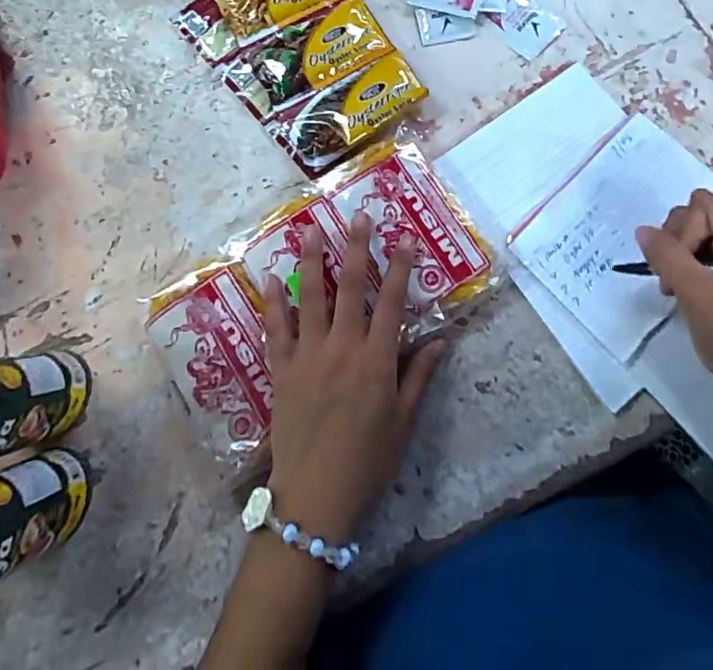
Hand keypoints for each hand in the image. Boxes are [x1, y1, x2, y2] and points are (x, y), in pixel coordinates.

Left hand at [260, 214, 446, 539]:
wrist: (316, 496)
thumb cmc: (368, 461)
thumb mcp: (403, 421)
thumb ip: (420, 376)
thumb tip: (442, 339)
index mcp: (376, 360)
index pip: (392, 303)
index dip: (400, 268)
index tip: (404, 237)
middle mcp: (342, 348)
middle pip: (350, 288)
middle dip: (356, 248)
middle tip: (357, 216)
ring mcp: (308, 356)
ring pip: (309, 299)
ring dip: (311, 262)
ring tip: (310, 232)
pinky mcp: (281, 371)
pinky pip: (276, 330)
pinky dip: (273, 303)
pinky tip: (270, 279)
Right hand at [636, 190, 712, 405]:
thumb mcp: (698, 295)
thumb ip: (668, 257)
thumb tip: (642, 230)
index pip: (705, 208)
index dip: (683, 231)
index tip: (678, 268)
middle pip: (698, 215)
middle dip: (677, 243)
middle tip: (672, 280)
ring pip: (693, 232)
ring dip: (675, 255)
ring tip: (675, 286)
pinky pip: (697, 249)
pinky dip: (682, 265)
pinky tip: (681, 288)